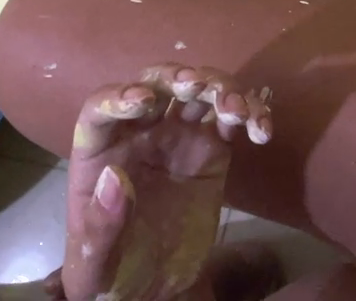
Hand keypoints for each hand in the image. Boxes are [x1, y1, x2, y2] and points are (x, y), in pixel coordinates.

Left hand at [54, 65, 272, 300]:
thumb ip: (100, 228)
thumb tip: (114, 177)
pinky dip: (252, 113)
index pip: (99, 109)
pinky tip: (262, 131)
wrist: (157, 288)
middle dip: (178, 77)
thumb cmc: (112, 275)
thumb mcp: (93, 268)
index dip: (119, 96)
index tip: (143, 101)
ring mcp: (181, 135)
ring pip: (201, 91)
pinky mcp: (215, 147)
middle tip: (197, 85)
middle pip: (157, 84)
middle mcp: (141, 132)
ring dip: (221, 88)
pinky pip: (234, 118)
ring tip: (238, 111)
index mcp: (102, 152)